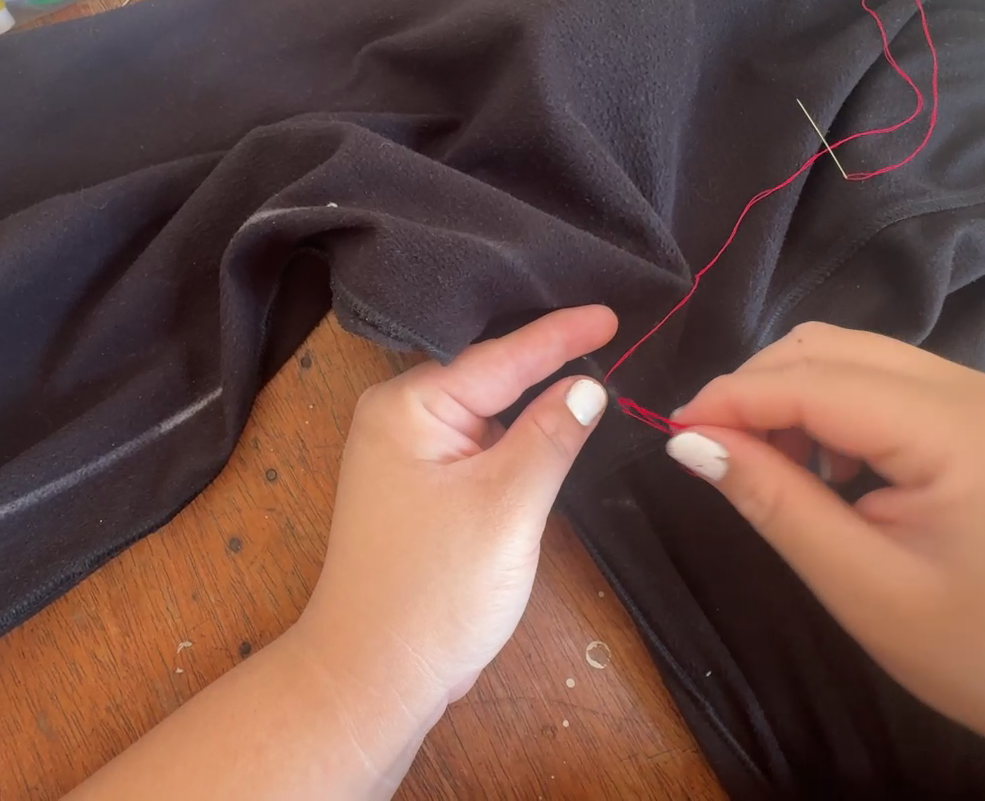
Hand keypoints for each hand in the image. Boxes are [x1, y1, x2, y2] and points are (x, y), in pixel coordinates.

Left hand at [294, 305, 617, 705]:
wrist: (374, 672)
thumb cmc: (436, 588)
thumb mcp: (506, 506)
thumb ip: (549, 437)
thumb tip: (587, 385)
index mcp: (408, 405)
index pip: (497, 358)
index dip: (559, 336)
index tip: (610, 313)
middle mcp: (397, 414)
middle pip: (486, 377)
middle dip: (544, 358)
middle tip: (605, 329)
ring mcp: (403, 449)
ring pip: (483, 410)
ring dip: (529, 398)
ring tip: (587, 360)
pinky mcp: (416, 480)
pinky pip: (474, 440)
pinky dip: (511, 432)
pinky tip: (545, 417)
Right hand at [663, 322, 984, 800]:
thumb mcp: (864, 587)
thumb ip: (772, 500)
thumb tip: (687, 441)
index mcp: (968, 433)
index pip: (813, 382)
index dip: (730, 399)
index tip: (672, 432)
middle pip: (830, 349)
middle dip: (756, 389)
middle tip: (716, 450)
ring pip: (853, 357)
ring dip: (792, 396)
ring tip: (775, 465)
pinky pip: (885, 381)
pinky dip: (832, 407)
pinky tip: (832, 467)